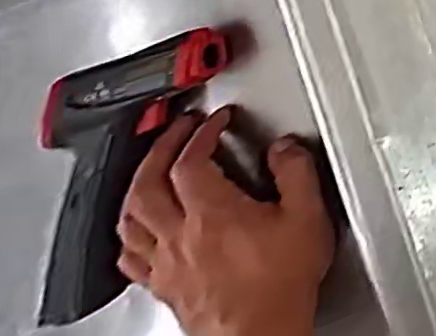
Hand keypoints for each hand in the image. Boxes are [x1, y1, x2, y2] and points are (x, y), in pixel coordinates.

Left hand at [118, 107, 333, 335]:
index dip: (202, 133)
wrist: (262, 331)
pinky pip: (130, 253)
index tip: (217, 120)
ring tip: (153, 166)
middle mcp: (181, 237)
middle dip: (160, 149)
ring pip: (128, 219)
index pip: (191, 162)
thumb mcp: (307, 212)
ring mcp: (166, 264)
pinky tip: (140, 225)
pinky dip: (130, 229)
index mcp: (214, 214)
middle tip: (177, 129)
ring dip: (138, 184)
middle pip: (146, 185)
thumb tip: (283, 148)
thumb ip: (296, 171)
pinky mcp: (164, 285)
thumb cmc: (282, 280)